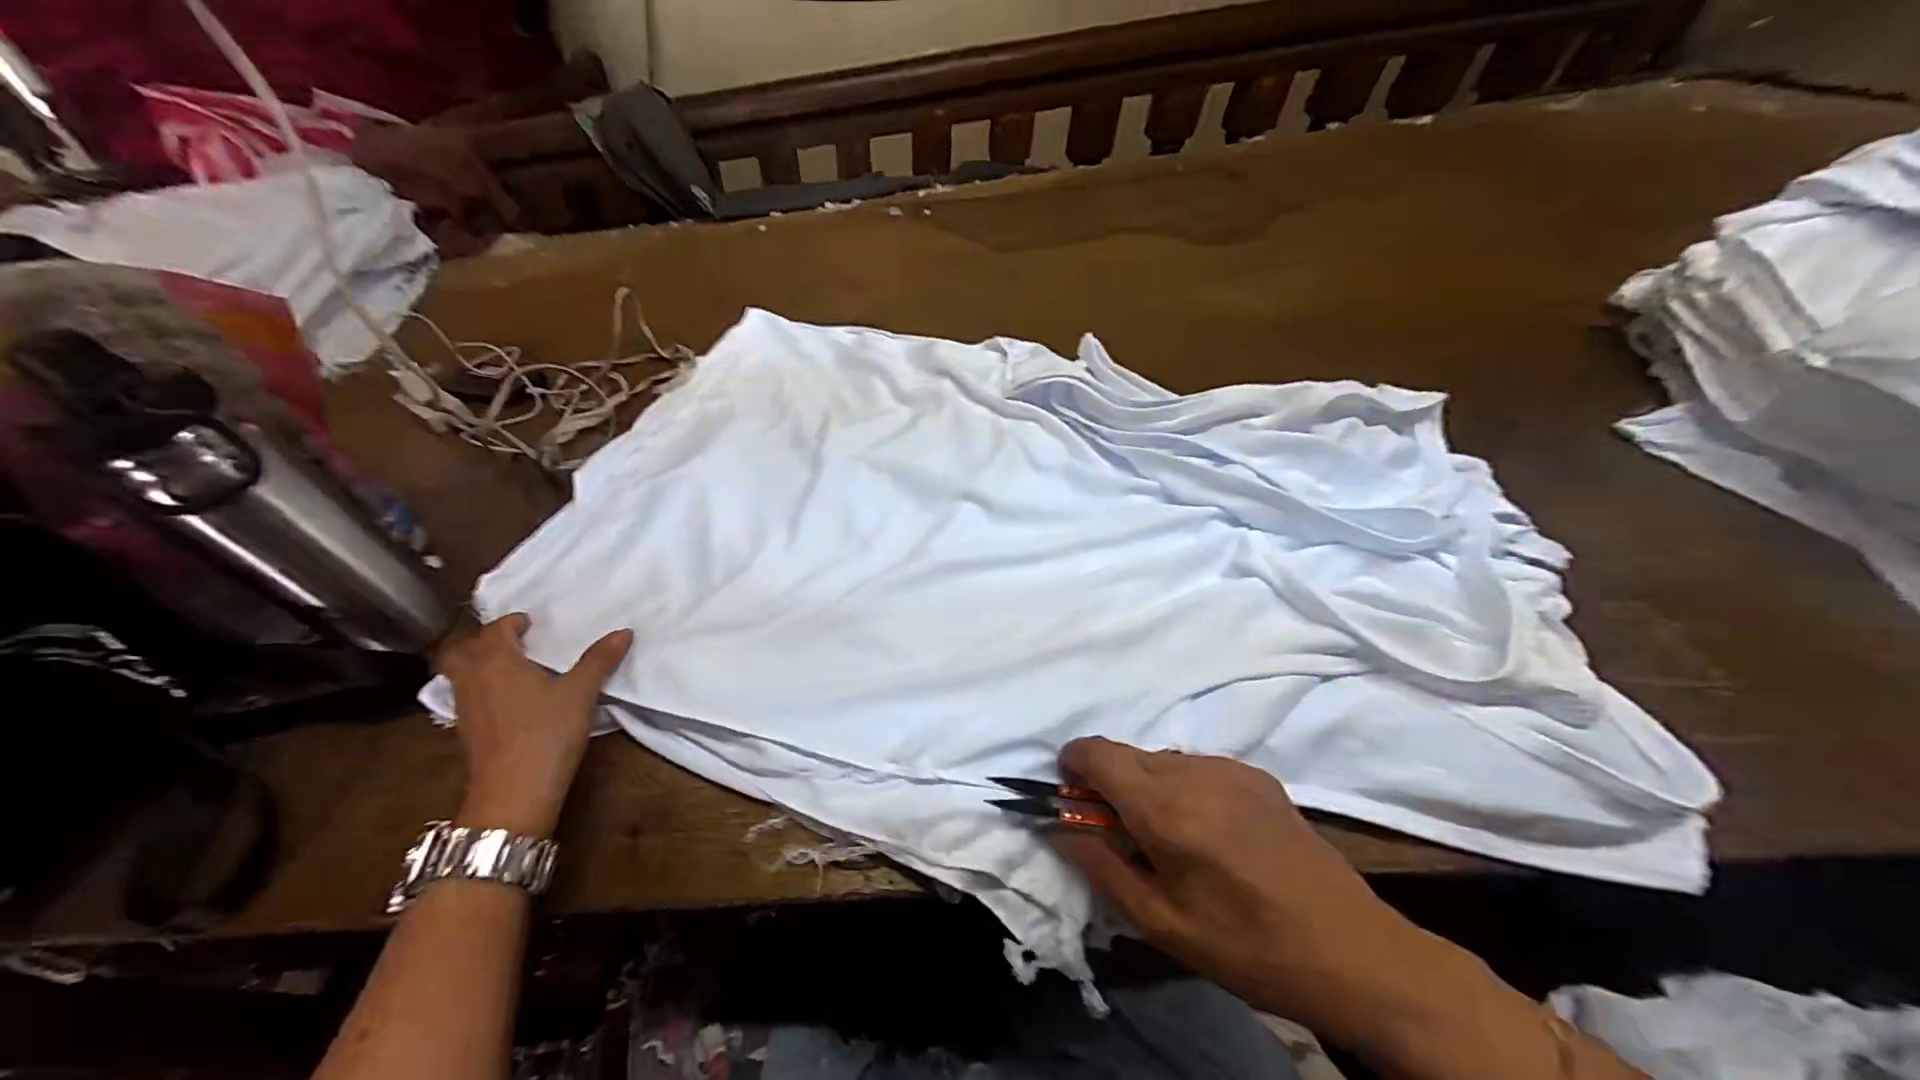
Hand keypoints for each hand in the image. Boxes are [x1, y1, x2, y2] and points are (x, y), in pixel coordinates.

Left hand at [437, 614, 632, 836]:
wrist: (514, 792)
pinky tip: (507, 701)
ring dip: (478, 665)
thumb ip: (599, 660)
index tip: (531, 623)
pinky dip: (480, 689)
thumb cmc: (547, 733)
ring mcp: (464, 707)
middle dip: (484, 642)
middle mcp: (472, 679)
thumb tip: (623, 632)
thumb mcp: (580, 693)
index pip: (496, 630)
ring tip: (510, 668)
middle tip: (513, 642)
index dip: (512, 623)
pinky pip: (466, 697)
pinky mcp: (465, 732)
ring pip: (459, 675)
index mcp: (496, 661)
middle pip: (464, 650)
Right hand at [1049, 738, 1405, 1026]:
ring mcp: (1232, 770)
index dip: (1073, 763)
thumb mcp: (1161, 924)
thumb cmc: (1246, 947)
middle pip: (1128, 753)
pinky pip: (1199, 766)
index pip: (1098, 754)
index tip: (1068, 792)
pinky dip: (1182, 784)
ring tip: (1165, 835)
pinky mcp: (1259, 776)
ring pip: (1163, 758)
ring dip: (1146, 782)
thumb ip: (1102, 868)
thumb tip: (1061, 828)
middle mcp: (1196, 774)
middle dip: (1107, 779)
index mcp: (1166, 810)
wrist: (1353, 952)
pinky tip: (1206, 830)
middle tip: (1115, 829)